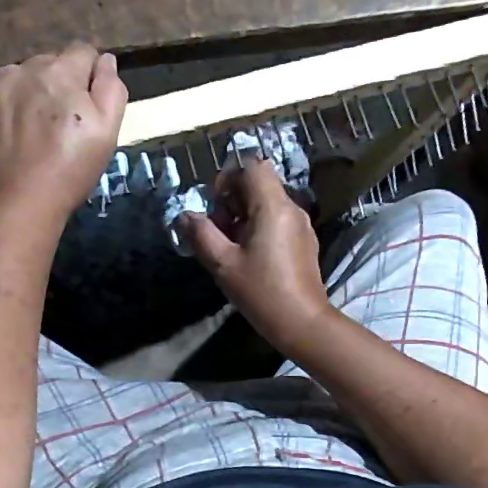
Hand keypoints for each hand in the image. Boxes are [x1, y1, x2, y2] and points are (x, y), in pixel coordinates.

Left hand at [0, 44, 127, 217]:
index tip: (85, 107)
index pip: (82, 54)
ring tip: (26, 134)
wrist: (18, 206)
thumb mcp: (107, 133)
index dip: (87, 78)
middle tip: (54, 128)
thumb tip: (104, 61)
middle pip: (46, 66)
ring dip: (23, 96)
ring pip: (14, 79)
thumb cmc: (69, 172)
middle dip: (53, 87)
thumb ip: (111, 89)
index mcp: (61, 71)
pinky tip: (3, 140)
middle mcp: (23, 69)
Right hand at [178, 159, 333, 349]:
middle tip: (216, 229)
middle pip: (259, 184)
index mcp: (272, 207)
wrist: (300, 321)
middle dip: (232, 200)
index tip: (214, 203)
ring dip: (243, 216)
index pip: (252, 167)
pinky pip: (276, 221)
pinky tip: (247, 256)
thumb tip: (185, 216)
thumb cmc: (260, 291)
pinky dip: (257, 228)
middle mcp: (291, 208)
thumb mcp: (223, 264)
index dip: (229, 177)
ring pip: (267, 203)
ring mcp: (300, 225)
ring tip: (228, 246)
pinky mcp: (302, 241)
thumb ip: (201, 235)